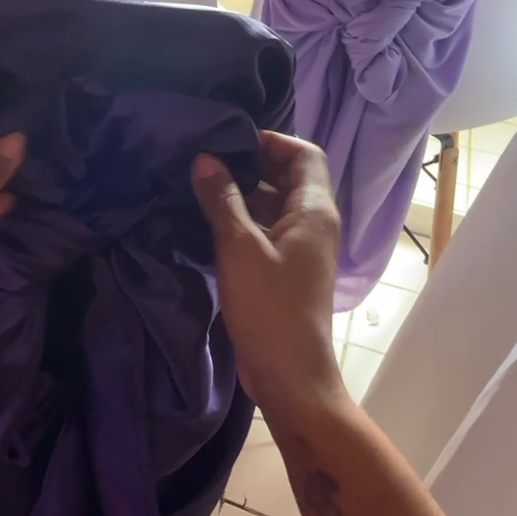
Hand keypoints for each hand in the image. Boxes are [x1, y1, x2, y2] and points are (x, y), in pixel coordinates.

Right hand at [192, 132, 346, 419]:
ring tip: (201, 190)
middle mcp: (315, 225)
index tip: (229, 143)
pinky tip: (208, 226)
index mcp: (315, 211)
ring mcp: (301, 251)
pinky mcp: (285, 272)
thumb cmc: (269, 308)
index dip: (270, 142)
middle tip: (207, 164)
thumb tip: (205, 159)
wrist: (289, 374)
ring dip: (243, 196)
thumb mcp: (239, 248)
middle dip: (251, 166)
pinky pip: (266, 233)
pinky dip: (242, 223)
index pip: (304, 154)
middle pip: (289, 178)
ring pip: (275, 207)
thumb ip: (222, 200)